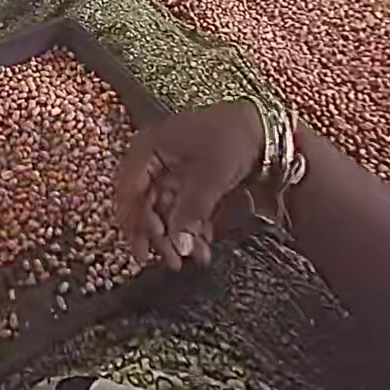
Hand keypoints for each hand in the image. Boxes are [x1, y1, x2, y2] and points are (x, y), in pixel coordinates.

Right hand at [113, 101, 263, 269]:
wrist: (259, 127)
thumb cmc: (228, 141)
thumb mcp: (209, 177)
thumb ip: (190, 211)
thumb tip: (177, 246)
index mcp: (148, 150)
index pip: (130, 192)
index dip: (136, 223)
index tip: (147, 251)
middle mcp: (151, 160)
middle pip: (144, 204)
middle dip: (159, 236)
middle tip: (173, 263)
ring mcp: (168, 170)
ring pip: (163, 210)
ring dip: (177, 235)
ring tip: (196, 258)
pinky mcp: (184, 180)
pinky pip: (179, 207)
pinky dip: (189, 226)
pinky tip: (203, 245)